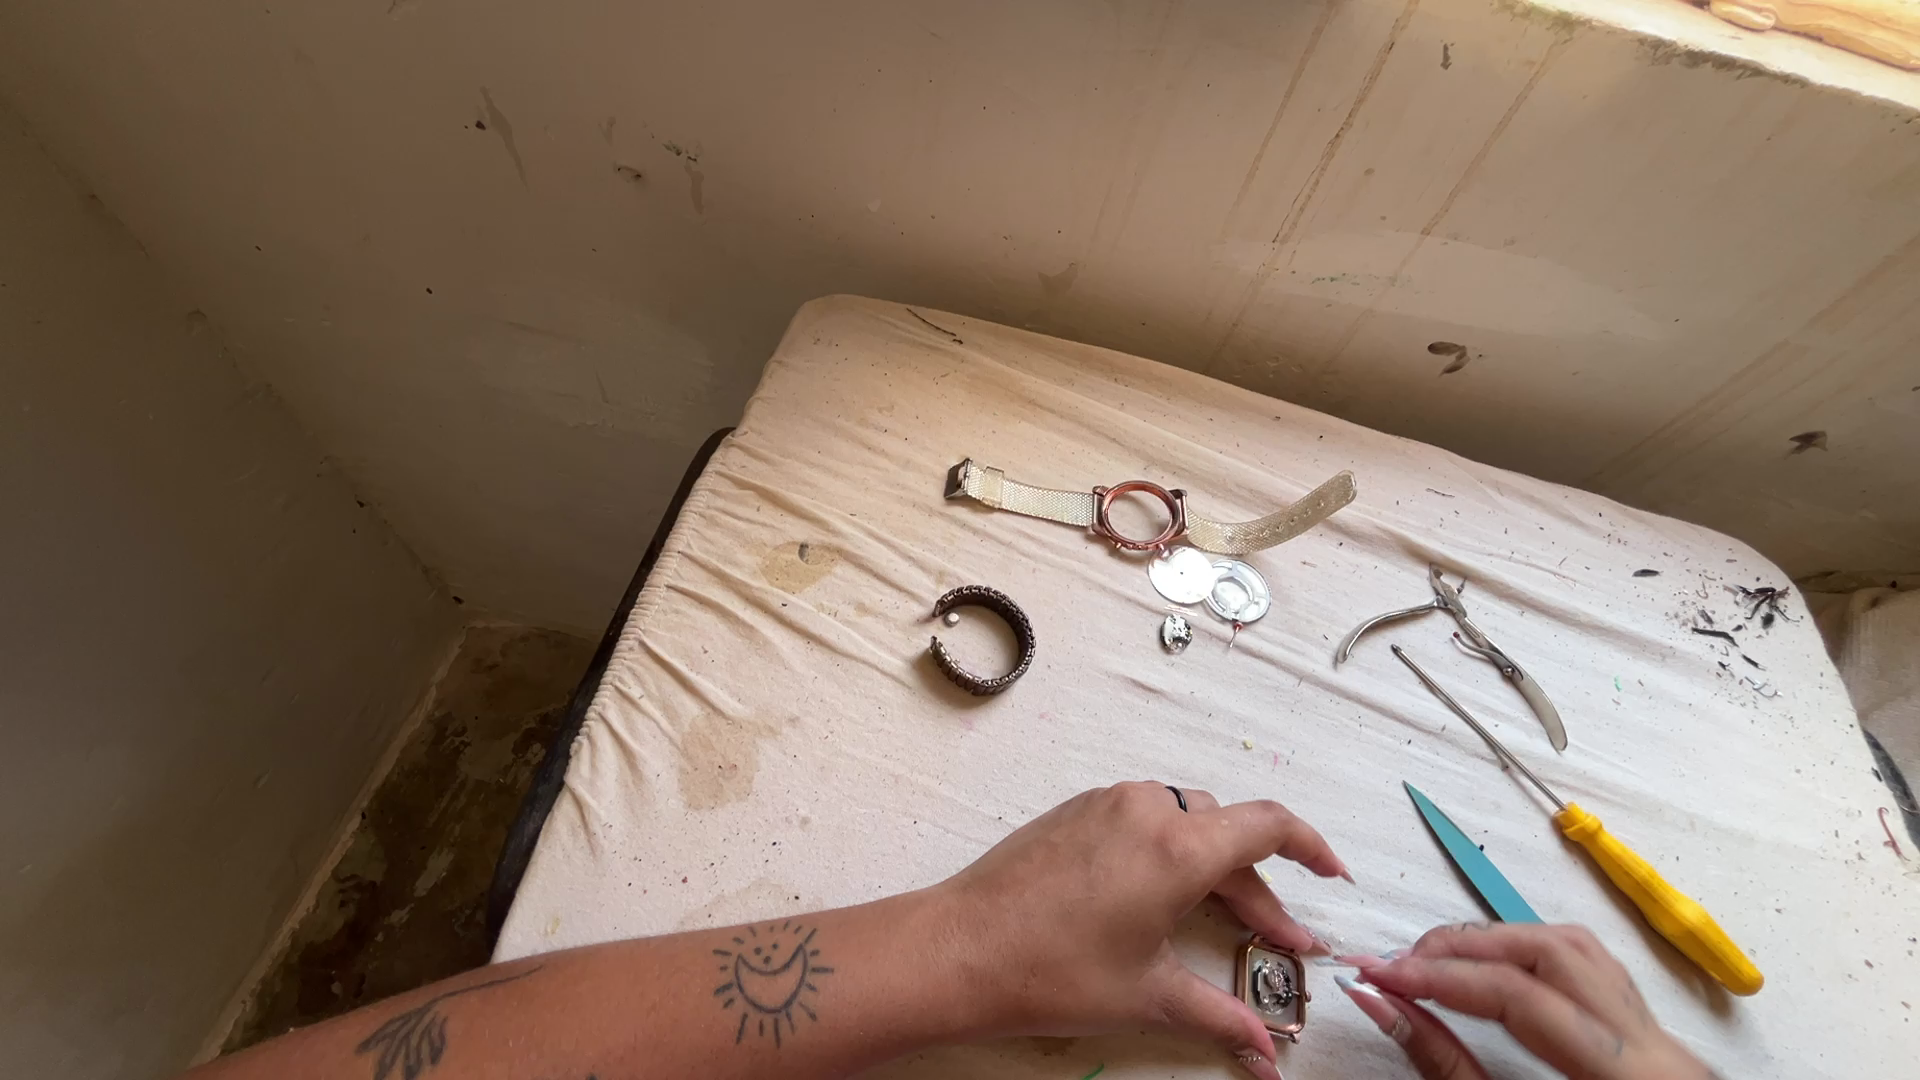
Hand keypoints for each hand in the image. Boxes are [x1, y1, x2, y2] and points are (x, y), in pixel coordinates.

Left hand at [932, 782, 1351, 1078]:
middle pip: (1226, 831)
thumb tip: (1266, 1056)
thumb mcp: (1148, 995)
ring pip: (1184, 821)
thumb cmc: (1057, 971)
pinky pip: (1145, 818)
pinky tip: (1164, 894)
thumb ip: (1219, 1017)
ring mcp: (1107, 803)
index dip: (1310, 845)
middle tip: (1277, 940)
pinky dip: (1170, 850)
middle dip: (1257, 885)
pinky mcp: (1079, 809)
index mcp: (1175, 845)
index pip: (1266, 823)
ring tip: (1221, 919)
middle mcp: (1146, 809)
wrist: (963, 945)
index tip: (1333, 875)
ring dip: (1212, 866)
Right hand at [1337, 923, 1715, 1079]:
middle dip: (1460, 949)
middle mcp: (1661, 1051)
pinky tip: (1487, 968)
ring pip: (1568, 947)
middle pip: (1544, 951)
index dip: (1436, 977)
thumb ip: (1441, 1063)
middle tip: (1399, 967)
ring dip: (1491, 944)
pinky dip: (1525, 955)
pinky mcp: (1650, 1042)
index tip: (1371, 973)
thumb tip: (1373, 998)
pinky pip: (1587, 968)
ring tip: (1435, 963)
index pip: (1516, 992)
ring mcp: (1663, 1042)